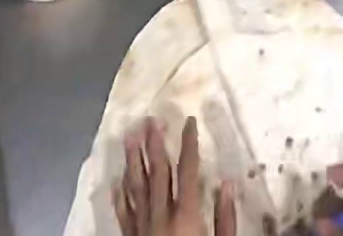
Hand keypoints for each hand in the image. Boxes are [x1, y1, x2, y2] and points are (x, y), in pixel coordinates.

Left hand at [114, 116, 236, 235]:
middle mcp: (162, 217)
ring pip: (136, 188)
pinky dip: (119, 196)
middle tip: (149, 118)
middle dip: (154, 144)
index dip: (189, 143)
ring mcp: (143, 230)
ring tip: (129, 137)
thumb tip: (228, 183)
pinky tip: (114, 182)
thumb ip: (225, 220)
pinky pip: (123, 215)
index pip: (188, 170)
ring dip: (133, 161)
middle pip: (157, 173)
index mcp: (187, 215)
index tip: (189, 120)